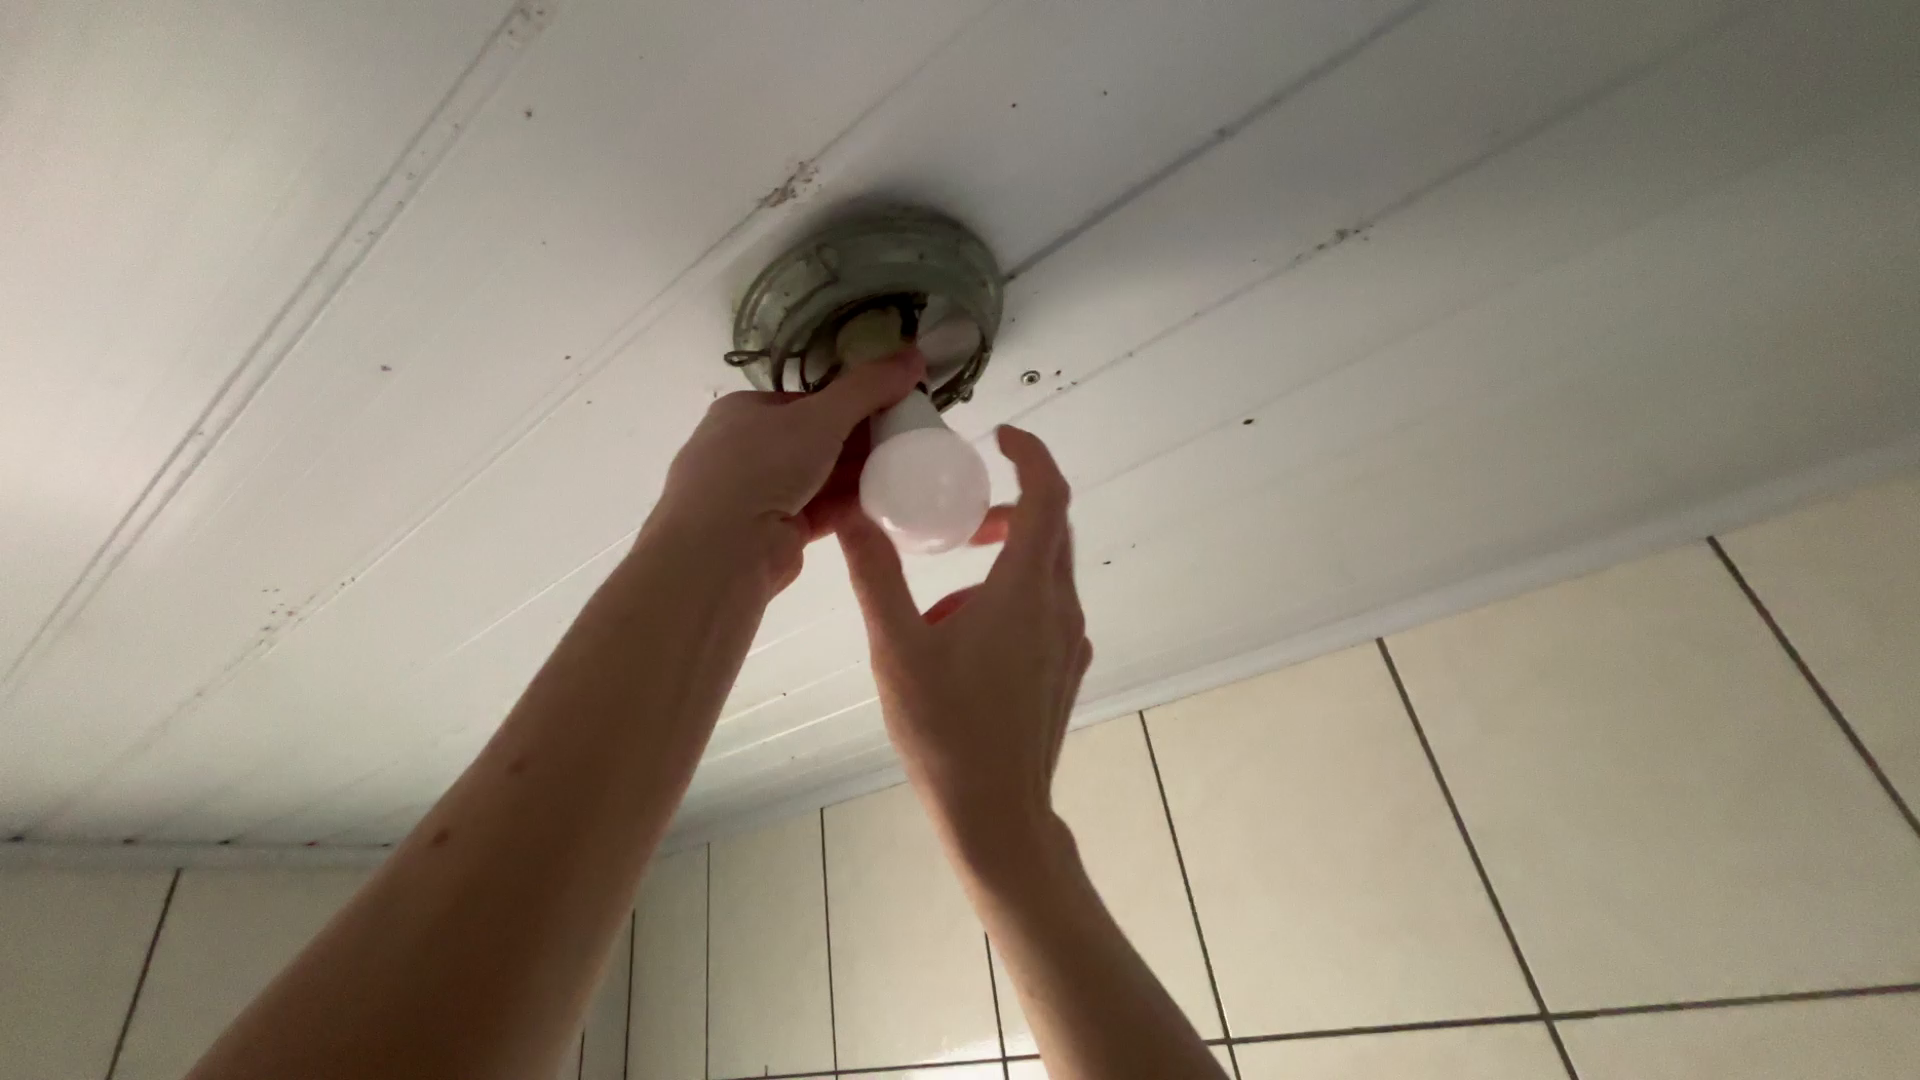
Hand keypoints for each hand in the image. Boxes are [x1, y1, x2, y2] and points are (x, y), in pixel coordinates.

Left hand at [658, 352, 924, 591]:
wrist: (724, 549)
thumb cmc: (762, 466)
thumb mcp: (821, 416)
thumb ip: (869, 387)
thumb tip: (915, 354)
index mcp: (744, 411)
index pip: (808, 400)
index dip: (853, 403)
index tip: (894, 409)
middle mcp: (746, 450)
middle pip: (817, 440)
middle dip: (861, 443)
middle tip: (907, 441)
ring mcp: (758, 494)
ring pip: (820, 478)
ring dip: (859, 476)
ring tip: (905, 471)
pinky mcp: (776, 532)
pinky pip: (821, 510)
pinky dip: (850, 506)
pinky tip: (885, 503)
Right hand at [837, 426, 1091, 865]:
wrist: (997, 813)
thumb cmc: (945, 731)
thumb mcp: (896, 648)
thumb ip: (876, 575)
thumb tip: (855, 516)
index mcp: (1023, 591)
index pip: (1047, 495)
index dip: (1031, 453)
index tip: (1001, 435)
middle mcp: (1059, 607)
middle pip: (1048, 529)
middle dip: (1006, 510)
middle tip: (958, 520)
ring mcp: (1070, 639)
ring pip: (1044, 571)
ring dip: (1003, 559)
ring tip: (944, 600)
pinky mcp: (1067, 666)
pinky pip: (1045, 607)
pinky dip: (1011, 595)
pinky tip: (966, 639)